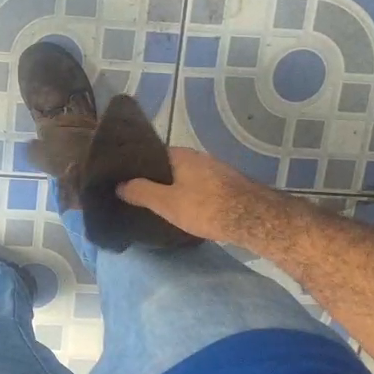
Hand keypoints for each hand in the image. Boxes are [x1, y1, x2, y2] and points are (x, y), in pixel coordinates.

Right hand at [116, 147, 265, 243]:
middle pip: (169, 166)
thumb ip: (141, 192)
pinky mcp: (228, 184)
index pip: (151, 154)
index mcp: (180, 155)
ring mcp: (215, 169)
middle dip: (155, 179)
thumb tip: (119, 184)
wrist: (254, 219)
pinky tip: (187, 209)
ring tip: (159, 204)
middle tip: (138, 196)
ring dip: (174, 188)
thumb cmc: (206, 207)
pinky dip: (190, 195)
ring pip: (186, 177)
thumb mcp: (166, 203)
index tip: (124, 180)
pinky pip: (200, 186)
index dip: (136, 167)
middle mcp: (198, 156)